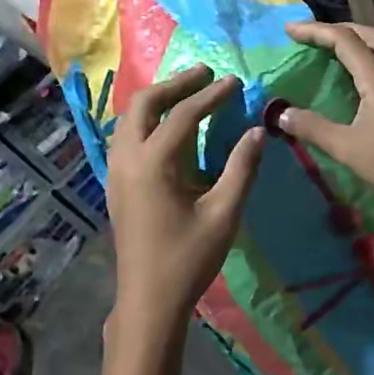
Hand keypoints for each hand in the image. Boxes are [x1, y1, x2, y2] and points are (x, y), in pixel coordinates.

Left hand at [106, 66, 263, 347]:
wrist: (149, 300)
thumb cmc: (189, 259)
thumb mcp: (224, 214)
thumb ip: (241, 168)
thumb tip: (257, 131)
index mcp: (153, 164)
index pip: (183, 115)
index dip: (211, 95)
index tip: (235, 82)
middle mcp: (127, 160)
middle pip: (144, 104)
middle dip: (176, 84)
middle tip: (206, 74)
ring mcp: (116, 173)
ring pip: (129, 119)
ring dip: (158, 100)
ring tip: (188, 93)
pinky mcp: (116, 186)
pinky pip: (126, 137)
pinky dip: (147, 120)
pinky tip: (168, 129)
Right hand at [279, 22, 373, 213]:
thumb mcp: (346, 148)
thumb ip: (312, 127)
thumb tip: (281, 114)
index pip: (344, 40)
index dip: (315, 31)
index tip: (288, 30)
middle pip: (367, 34)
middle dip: (336, 28)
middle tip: (309, 35)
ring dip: (353, 41)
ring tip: (326, 48)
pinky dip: (363, 58)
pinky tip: (350, 76)